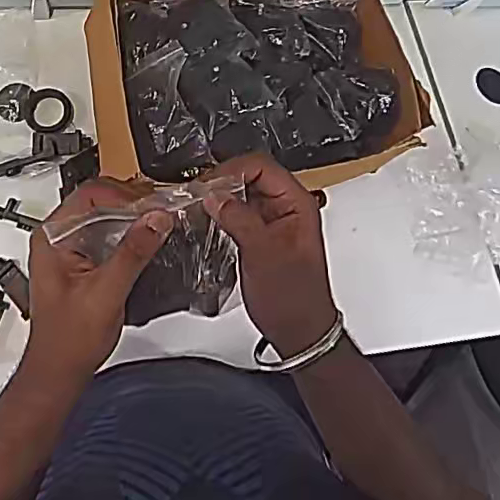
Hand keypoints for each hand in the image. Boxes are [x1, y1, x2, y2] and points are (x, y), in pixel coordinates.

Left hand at [23, 180, 171, 384]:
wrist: (60, 372)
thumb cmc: (66, 342)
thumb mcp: (106, 293)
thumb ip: (132, 254)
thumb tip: (155, 220)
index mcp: (53, 237)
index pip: (90, 194)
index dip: (124, 196)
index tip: (150, 207)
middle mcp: (58, 236)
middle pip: (99, 198)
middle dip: (132, 203)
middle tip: (158, 211)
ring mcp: (69, 246)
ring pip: (106, 213)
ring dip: (133, 216)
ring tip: (157, 223)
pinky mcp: (83, 256)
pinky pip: (108, 230)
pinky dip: (130, 231)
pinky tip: (146, 239)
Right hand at [202, 153, 337, 356]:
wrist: (300, 332)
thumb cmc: (294, 298)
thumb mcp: (263, 254)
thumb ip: (239, 219)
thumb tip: (215, 196)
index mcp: (296, 202)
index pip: (261, 167)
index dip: (232, 170)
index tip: (209, 184)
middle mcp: (287, 206)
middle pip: (251, 175)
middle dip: (223, 181)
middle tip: (199, 193)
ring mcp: (274, 219)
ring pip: (243, 192)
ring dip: (222, 195)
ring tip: (200, 204)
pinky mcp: (262, 232)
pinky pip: (240, 210)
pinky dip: (224, 211)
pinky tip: (209, 219)